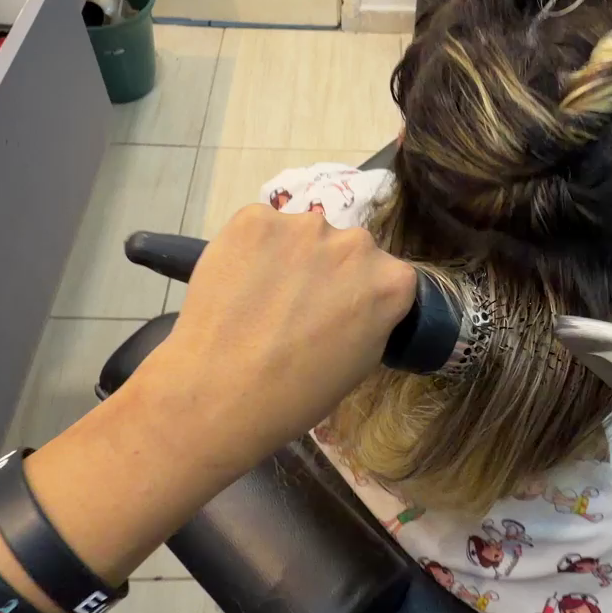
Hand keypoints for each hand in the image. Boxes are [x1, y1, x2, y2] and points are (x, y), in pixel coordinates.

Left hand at [129, 204, 416, 467]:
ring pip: (303, 237)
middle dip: (329, 271)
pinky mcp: (255, 218)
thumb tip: (354, 301)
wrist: (219, 392)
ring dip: (291, 257)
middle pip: (347, 250)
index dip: (361, 296)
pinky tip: (237, 283)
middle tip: (298, 308)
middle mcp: (357, 242)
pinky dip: (252, 249)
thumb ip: (371, 316)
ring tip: (261, 299)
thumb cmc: (297, 394)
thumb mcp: (361, 362)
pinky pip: (261, 229)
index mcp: (392, 280)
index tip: (339, 316)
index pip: (388, 275)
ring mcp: (304, 225)